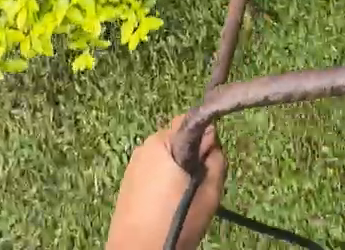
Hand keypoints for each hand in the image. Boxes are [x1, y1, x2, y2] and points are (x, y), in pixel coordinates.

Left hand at [104, 117, 225, 249]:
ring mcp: (133, 164)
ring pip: (165, 155)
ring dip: (176, 168)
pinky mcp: (127, 182)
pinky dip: (162, 179)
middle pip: (178, 139)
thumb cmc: (176, 223)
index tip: (209, 162)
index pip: (192, 121)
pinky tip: (165, 204)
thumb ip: (217, 160)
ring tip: (181, 197)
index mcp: (163, 142)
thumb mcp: (209, 193)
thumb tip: (212, 144)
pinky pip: (152, 170)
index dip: (206, 139)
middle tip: (198, 183)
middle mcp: (145, 146)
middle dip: (191, 154)